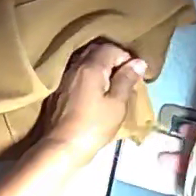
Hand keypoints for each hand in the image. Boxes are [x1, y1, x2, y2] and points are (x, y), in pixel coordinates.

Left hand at [34, 40, 148, 166]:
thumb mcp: (117, 104)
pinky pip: (76, 74)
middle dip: (113, 59)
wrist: (60, 146)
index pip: (110, 48)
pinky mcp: (58, 91)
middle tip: (125, 77)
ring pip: (84, 62)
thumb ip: (126, 80)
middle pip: (95, 52)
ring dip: (100, 68)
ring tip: (112, 85)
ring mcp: (64, 79)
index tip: (135, 73)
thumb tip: (137, 61)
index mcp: (90, 67)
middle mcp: (74, 67)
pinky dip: (88, 77)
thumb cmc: (93, 126)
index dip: (126, 57)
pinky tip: (95, 92)